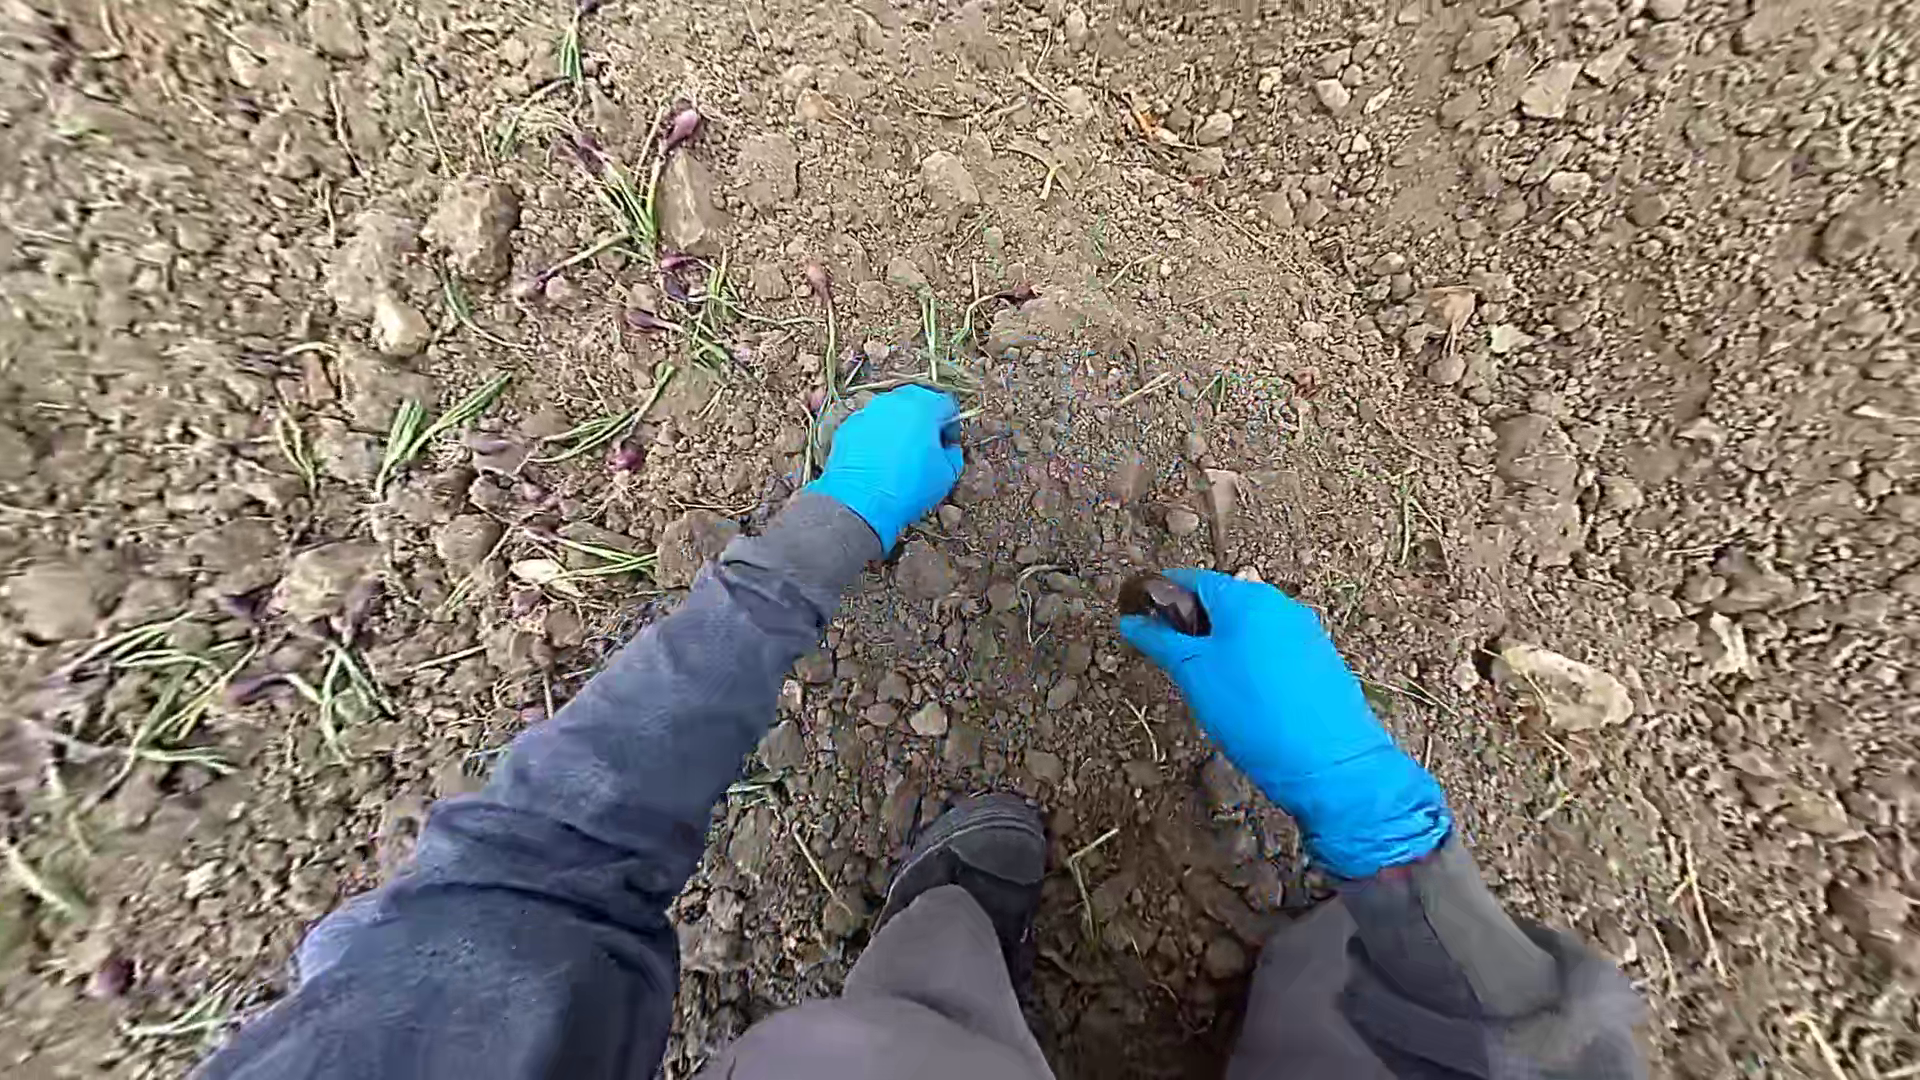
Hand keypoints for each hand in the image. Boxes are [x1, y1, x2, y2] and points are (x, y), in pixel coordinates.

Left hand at [807, 386, 963, 551]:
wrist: (861, 504)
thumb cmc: (908, 487)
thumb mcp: (947, 475)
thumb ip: (954, 454)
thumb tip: (949, 449)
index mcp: (923, 407)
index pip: (946, 405)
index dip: (951, 426)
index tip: (947, 445)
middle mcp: (894, 402)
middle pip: (917, 403)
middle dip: (924, 423)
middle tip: (926, 448)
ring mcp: (868, 412)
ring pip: (891, 413)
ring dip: (900, 429)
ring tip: (901, 457)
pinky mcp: (848, 427)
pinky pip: (870, 427)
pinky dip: (877, 438)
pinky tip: (879, 462)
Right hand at [1119, 569, 1450, 878]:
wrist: (1331, 767)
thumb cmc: (1251, 710)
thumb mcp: (1191, 672)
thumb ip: (1158, 640)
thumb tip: (1130, 621)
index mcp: (1244, 597)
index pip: (1188, 578)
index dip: (1157, 597)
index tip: (1137, 619)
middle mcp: (1277, 603)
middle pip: (1217, 600)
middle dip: (1187, 625)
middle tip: (1169, 659)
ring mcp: (1303, 631)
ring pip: (1242, 625)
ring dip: (1215, 643)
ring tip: (1202, 681)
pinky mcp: (1318, 659)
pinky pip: (1268, 646)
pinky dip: (1244, 658)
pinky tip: (1239, 694)